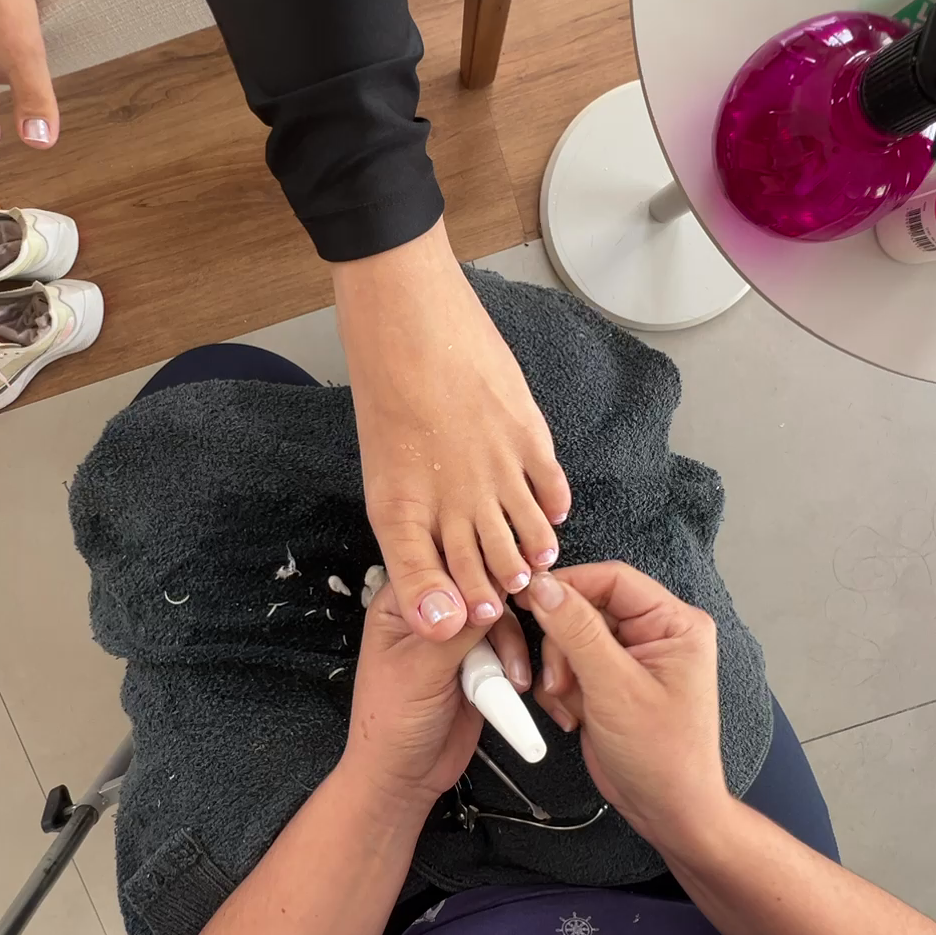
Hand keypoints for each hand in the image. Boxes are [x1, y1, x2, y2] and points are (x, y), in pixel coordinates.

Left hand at [336, 220, 571, 643]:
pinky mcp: (526, 433)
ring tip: (536, 567)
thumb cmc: (382, 388)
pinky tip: (556, 514)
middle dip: (499, 586)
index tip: (478, 617)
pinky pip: (551, 484)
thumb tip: (443, 609)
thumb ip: (409, 544)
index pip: (445, 579)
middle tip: (514, 601)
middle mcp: (459, 499)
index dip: (463, 603)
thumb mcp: (379, 475)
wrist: (405, 317)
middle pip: (489, 560)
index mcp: (410, 512)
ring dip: (532, 553)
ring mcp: (499, 467)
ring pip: (527, 530)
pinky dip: (555, 505)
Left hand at [338, 581, 535, 813]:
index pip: (444, 566)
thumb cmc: (390, 722)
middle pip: (480, 589)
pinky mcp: (479, 663)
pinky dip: (515, 663)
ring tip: (511, 677)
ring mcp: (457, 639)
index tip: (505, 583)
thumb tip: (493, 592)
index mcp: (403, 601)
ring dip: (511, 646)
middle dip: (499, 611)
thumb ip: (459, 631)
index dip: (477, 571)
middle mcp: (433, 613)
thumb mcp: (421, 669)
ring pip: (499, 618)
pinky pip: (508, 648)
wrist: (405, 776)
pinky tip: (514, 683)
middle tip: (512, 629)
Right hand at [516, 563, 730, 847]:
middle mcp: (652, 631)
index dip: (568, 585)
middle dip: (563, 644)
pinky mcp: (607, 677)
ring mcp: (628, 655)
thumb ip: (577, 631)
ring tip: (569, 703)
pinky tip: (573, 715)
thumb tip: (543, 585)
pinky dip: (560, 686)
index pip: (612, 579)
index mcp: (673, 622)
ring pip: (570, 635)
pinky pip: (567, 661)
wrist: (665, 813)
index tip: (528, 597)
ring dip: (559, 670)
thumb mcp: (615, 688)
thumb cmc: (661, 756)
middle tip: (559, 679)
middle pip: (585, 607)